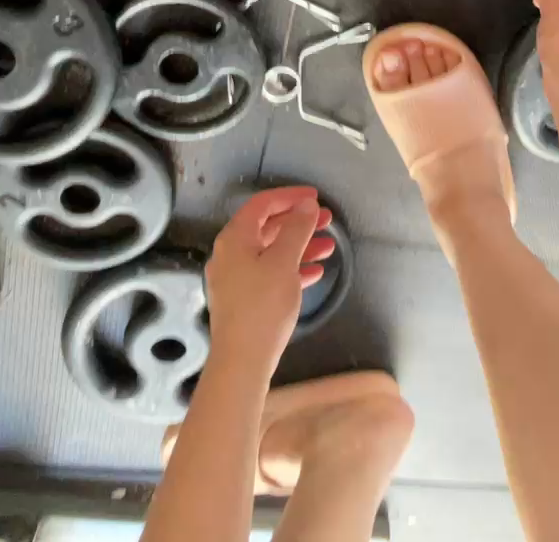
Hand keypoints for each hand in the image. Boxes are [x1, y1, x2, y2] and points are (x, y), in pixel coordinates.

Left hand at [205, 187, 336, 368]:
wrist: (242, 361)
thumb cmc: (263, 305)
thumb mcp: (284, 261)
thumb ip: (296, 229)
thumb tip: (306, 205)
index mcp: (235, 238)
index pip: (262, 204)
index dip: (290, 196)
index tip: (316, 197)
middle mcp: (230, 254)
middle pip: (267, 227)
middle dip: (298, 222)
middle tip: (327, 220)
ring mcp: (235, 278)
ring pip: (271, 251)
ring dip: (299, 245)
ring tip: (328, 246)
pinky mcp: (243, 299)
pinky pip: (270, 273)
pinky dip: (292, 268)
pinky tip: (315, 273)